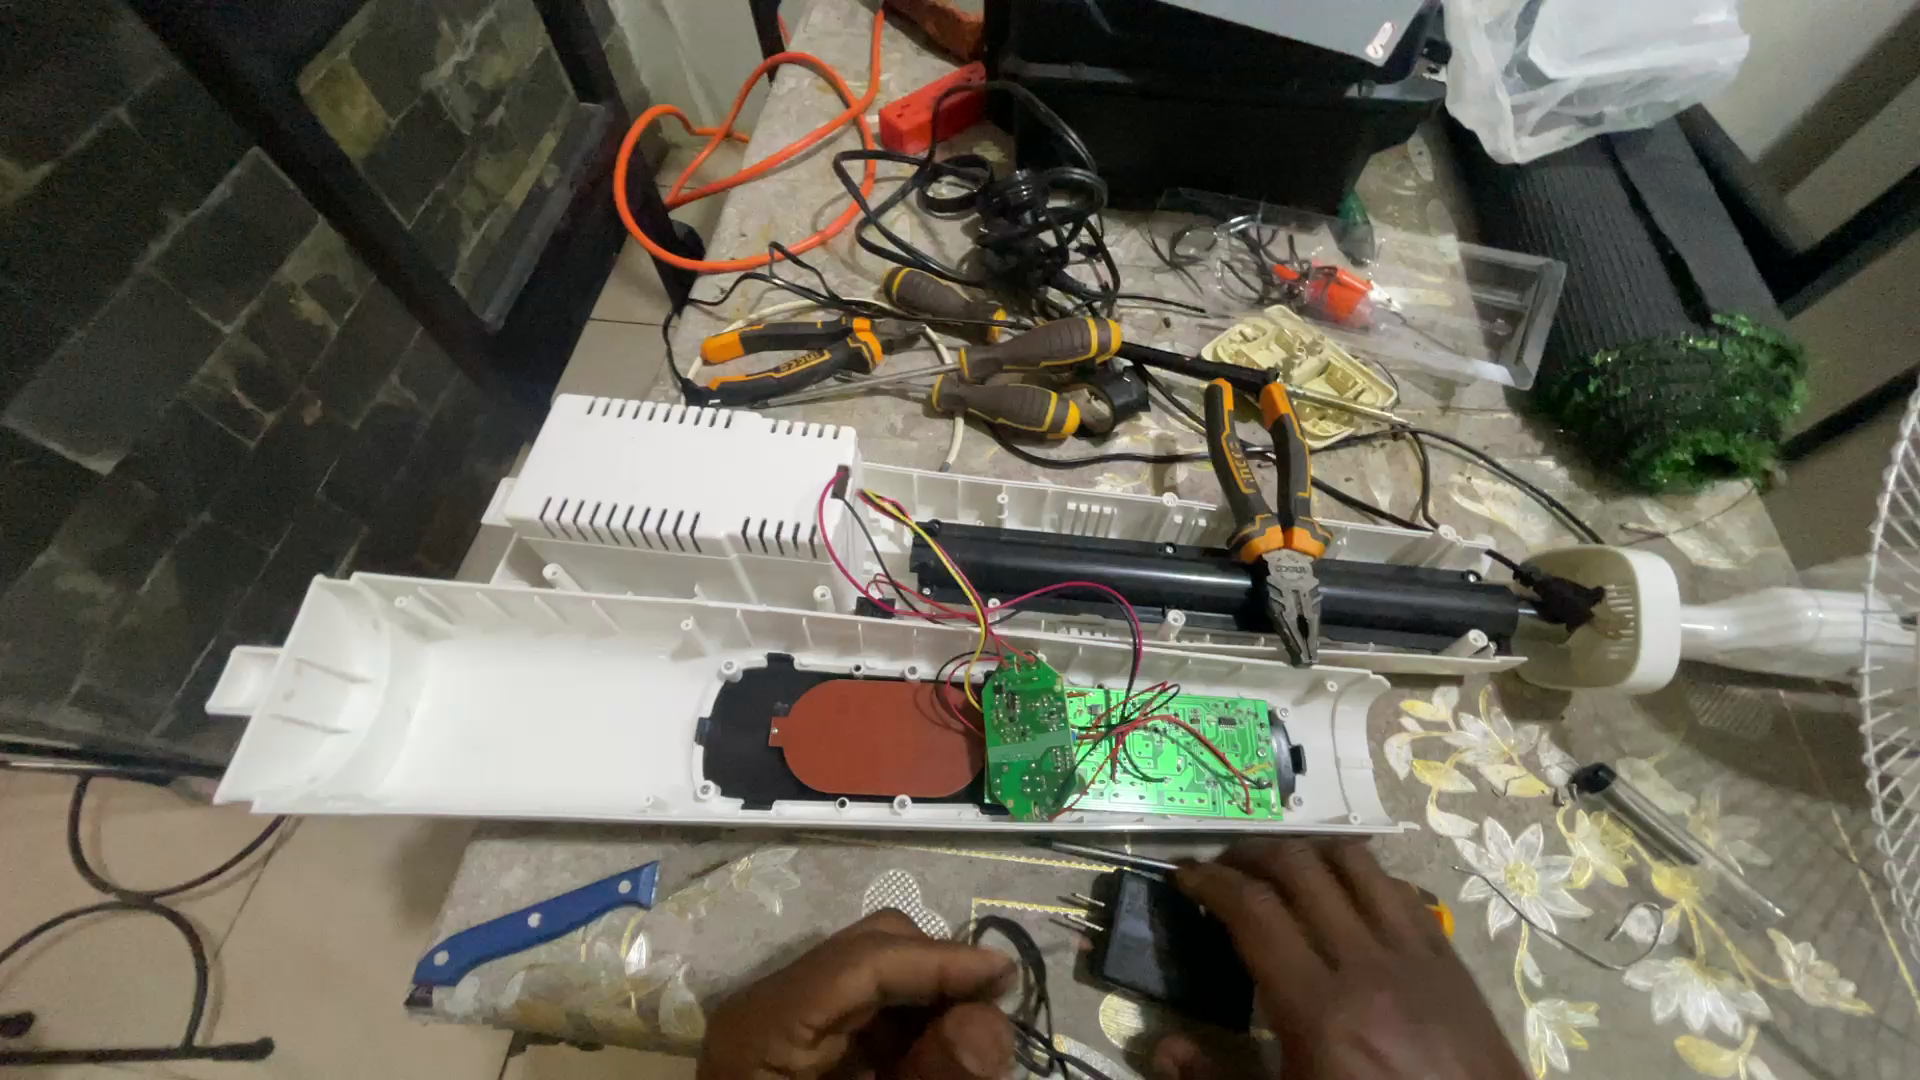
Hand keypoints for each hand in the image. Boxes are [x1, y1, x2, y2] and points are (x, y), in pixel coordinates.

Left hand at [699, 909, 1016, 1079]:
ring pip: (876, 969)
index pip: (866, 960)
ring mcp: (784, 1016)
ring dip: (928, 998)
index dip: (941, 959)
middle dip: (936, 971)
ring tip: (962, 1047)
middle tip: (987, 1016)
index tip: (1005, 974)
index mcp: (765, 1025)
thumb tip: (990, 1023)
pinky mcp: (800, 1038)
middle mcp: (770, 1001)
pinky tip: (929, 1057)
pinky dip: (908, 1024)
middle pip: (870, 946)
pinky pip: (867, 1006)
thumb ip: (927, 1079)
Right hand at [1156, 839, 1525, 1079]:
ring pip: (1352, 861)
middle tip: (1223, 868)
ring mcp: (1415, 959)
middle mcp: (1366, 968)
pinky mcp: (1451, 963)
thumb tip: (1163, 1047)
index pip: (1251, 909)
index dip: (1209, 880)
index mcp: (1319, 1011)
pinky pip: (1399, 889)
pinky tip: (1342, 893)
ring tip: (1278, 869)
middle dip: (1248, 853)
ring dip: (1304, 852)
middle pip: (1297, 867)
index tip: (1185, 877)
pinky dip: (1360, 874)